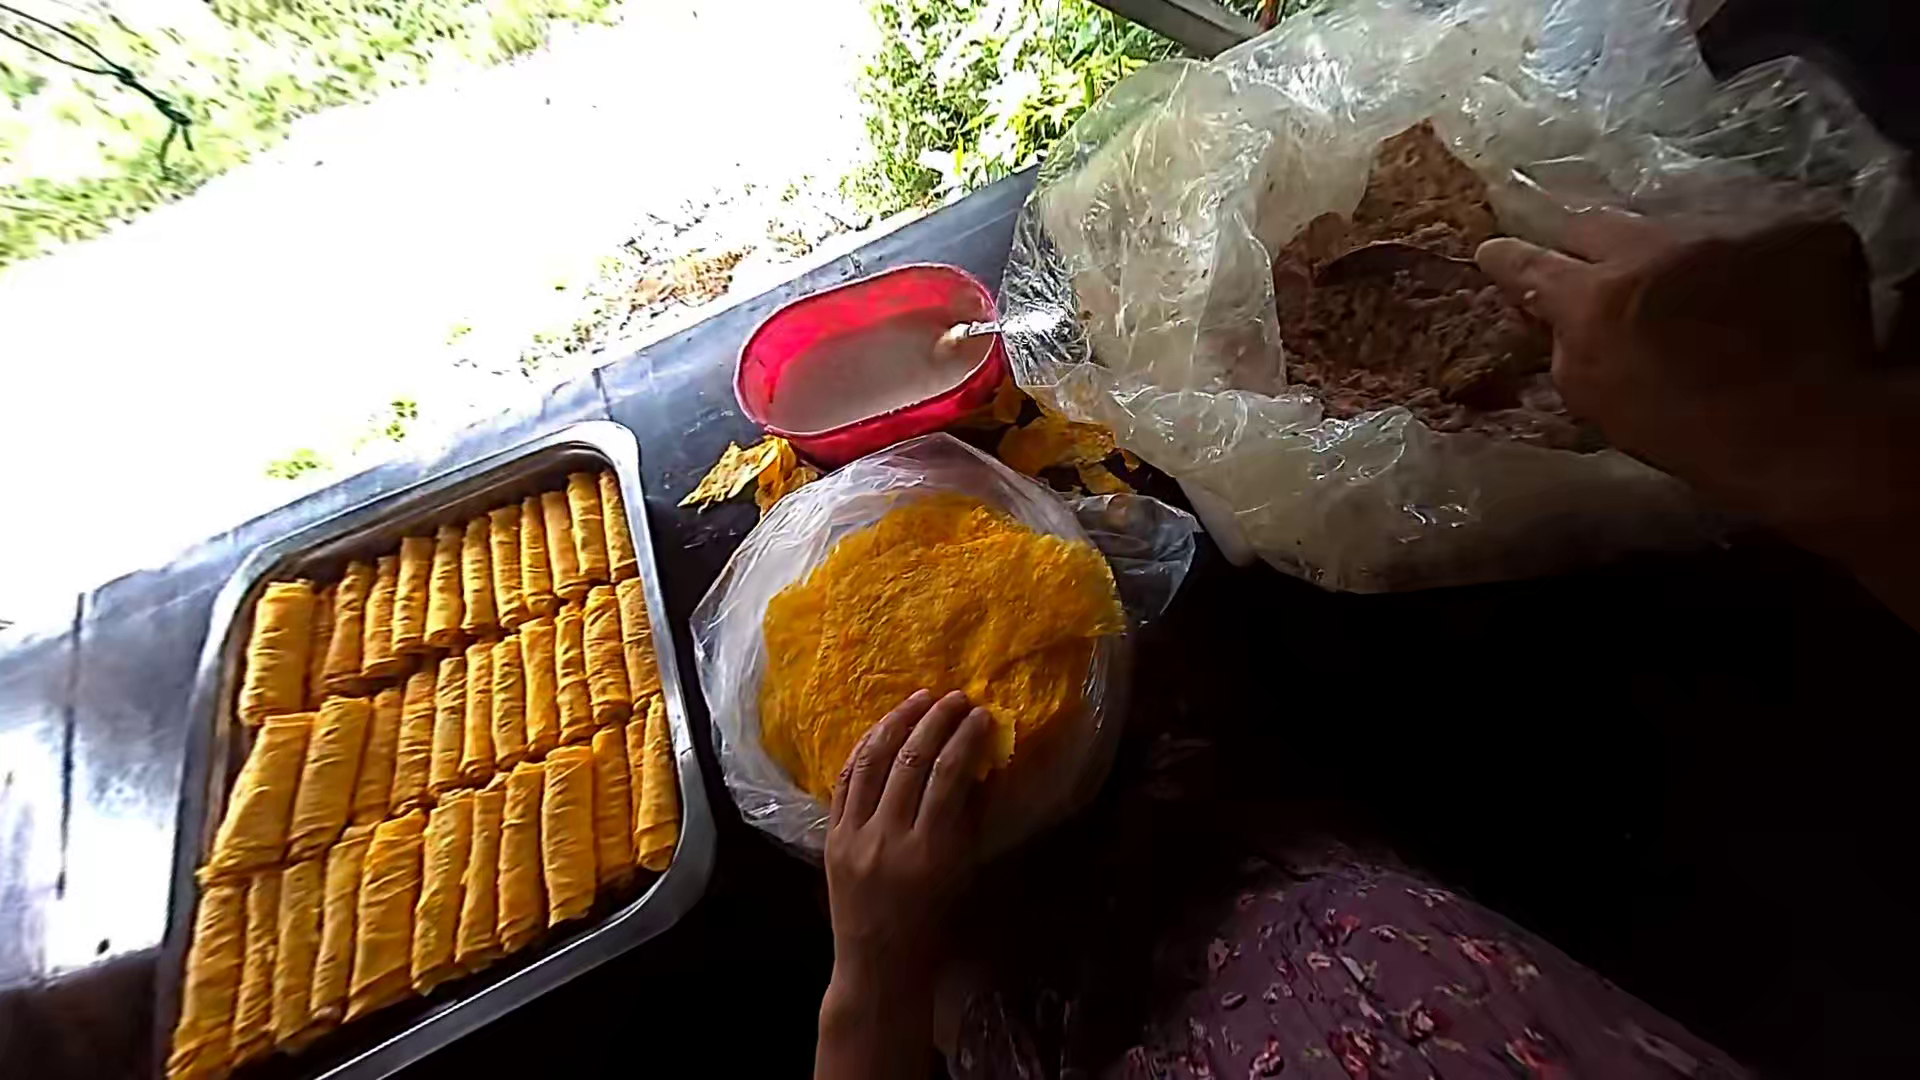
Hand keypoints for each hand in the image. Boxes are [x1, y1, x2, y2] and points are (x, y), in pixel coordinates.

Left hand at [816, 690, 992, 1079]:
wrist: (878, 963)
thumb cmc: (934, 918)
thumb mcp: (963, 868)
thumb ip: (970, 811)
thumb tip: (981, 758)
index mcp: (929, 851)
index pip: (949, 775)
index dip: (967, 738)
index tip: (982, 714)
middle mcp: (888, 837)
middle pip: (912, 760)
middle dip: (937, 720)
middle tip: (956, 697)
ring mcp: (853, 834)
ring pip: (874, 760)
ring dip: (899, 721)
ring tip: (921, 698)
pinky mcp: (830, 833)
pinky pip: (846, 777)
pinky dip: (866, 746)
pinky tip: (884, 726)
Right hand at [1477, 212, 1919, 625]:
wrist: (1795, 422)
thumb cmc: (1664, 420)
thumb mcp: (1583, 385)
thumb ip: (1565, 335)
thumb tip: (1557, 310)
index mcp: (1596, 297)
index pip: (1532, 265)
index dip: (1506, 257)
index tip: (1490, 249)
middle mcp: (1661, 249)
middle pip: (1597, 222)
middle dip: (1577, 239)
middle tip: (1573, 254)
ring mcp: (1736, 231)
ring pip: (1671, 223)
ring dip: (1656, 249)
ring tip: (1662, 275)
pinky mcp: (1801, 228)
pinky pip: (1740, 231)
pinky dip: (1724, 256)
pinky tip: (1730, 285)